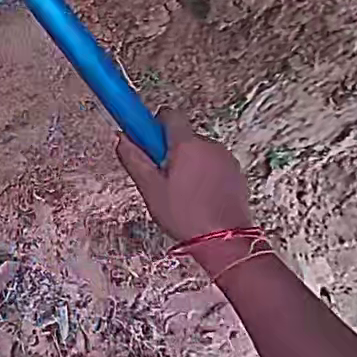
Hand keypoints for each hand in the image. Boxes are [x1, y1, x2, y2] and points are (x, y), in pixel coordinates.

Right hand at [115, 109, 253, 240]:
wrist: (225, 242)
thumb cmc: (186, 215)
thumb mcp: (149, 187)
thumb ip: (133, 158)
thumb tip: (121, 139)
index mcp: (187, 145)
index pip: (168, 115)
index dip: (152, 124)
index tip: (142, 137)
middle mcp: (210, 146)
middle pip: (181, 136)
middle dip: (167, 150)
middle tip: (158, 175)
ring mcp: (225, 159)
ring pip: (196, 151)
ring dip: (184, 162)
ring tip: (177, 190)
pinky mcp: (235, 172)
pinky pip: (211, 163)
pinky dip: (200, 172)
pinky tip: (194, 195)